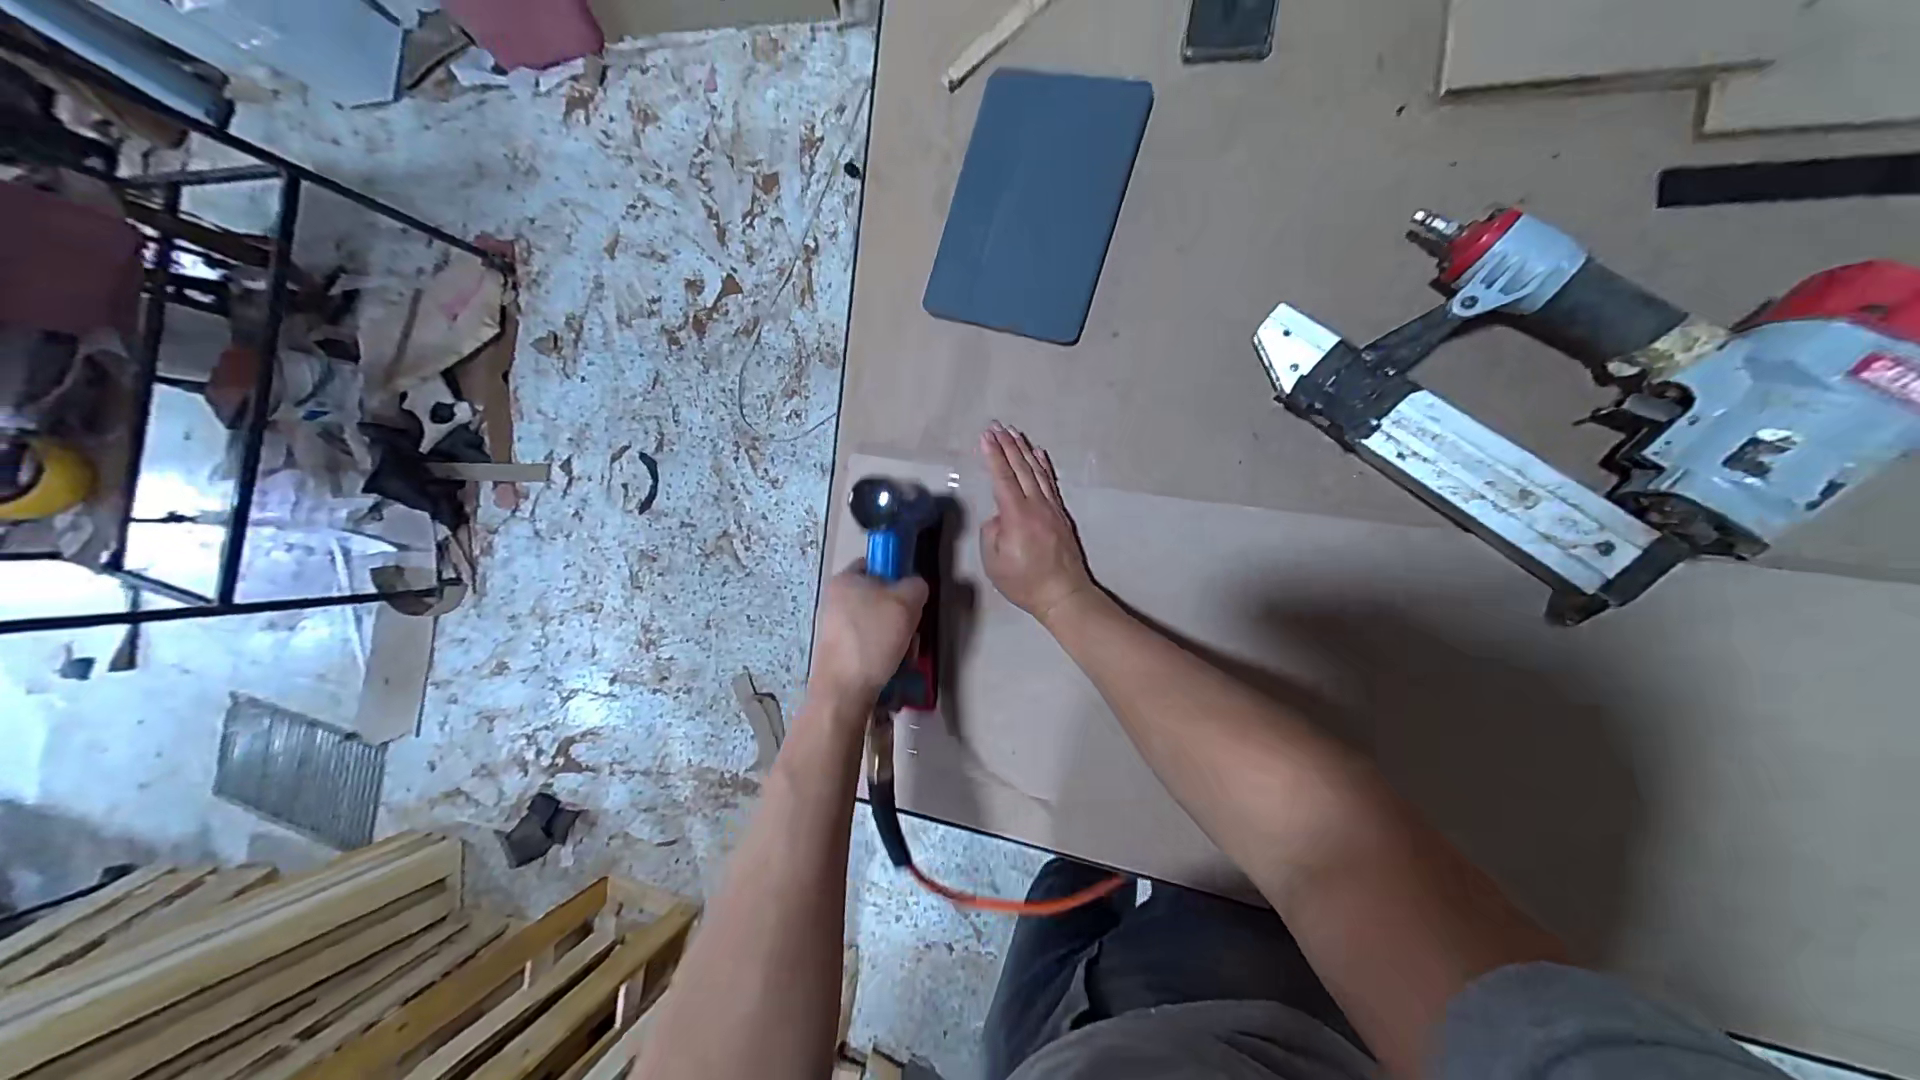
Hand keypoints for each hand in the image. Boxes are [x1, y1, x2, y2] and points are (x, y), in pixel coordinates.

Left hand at [811, 561, 928, 706]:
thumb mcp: (907, 602)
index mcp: (845, 580)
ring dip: (898, 637)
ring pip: (880, 625)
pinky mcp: (840, 653)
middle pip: (881, 598)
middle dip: (902, 614)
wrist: (844, 689)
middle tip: (911, 628)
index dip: (898, 574)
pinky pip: (871, 645)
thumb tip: (915, 588)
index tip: (912, 593)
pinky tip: (893, 666)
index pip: (876, 563)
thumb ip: (917, 585)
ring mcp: (836, 629)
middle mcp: (835, 601)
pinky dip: (885, 654)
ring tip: (904, 653)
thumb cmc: (873, 638)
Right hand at [980, 423, 1096, 625]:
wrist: (1063, 594)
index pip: (1002, 478)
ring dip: (1024, 450)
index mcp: (1017, 516)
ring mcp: (1051, 509)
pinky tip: (1038, 454)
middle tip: (996, 426)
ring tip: (1014, 433)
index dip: (993, 456)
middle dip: (1007, 445)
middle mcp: (1036, 506)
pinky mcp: (1060, 515)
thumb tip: (998, 517)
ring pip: (1036, 472)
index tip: (985, 437)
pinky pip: (1050, 483)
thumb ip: (992, 533)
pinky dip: (1043, 466)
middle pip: (1020, 468)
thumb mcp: (994, 562)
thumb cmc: (1024, 582)